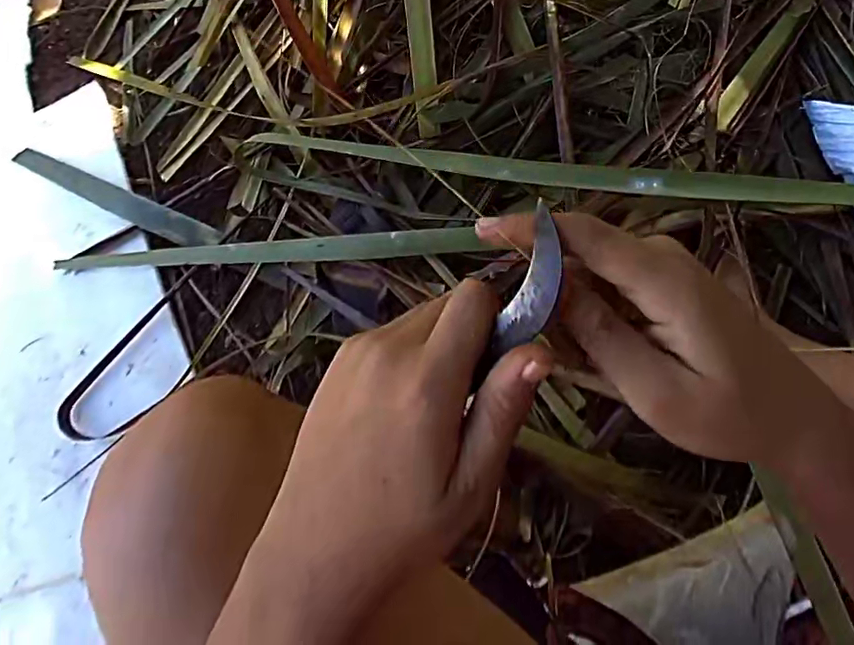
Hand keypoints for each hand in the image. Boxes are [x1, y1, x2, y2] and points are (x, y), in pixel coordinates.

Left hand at [230, 279, 549, 641]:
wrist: (311, 557)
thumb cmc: (404, 530)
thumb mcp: (471, 482)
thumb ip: (505, 406)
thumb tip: (542, 350)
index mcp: (425, 377)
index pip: (476, 296)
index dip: (499, 319)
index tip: (499, 363)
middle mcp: (388, 348)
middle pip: (451, 302)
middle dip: (472, 334)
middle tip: (469, 395)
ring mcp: (357, 349)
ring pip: (424, 315)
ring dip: (441, 343)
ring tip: (432, 407)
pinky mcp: (339, 359)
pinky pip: (394, 332)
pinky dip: (411, 352)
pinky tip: (400, 406)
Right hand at [476, 212, 841, 468]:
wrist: (791, 411)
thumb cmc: (729, 412)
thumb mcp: (656, 390)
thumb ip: (601, 336)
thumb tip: (550, 287)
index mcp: (660, 276)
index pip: (584, 234)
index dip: (530, 227)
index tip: (483, 228)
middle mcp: (661, 256)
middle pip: (583, 247)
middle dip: (539, 272)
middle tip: (509, 319)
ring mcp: (665, 266)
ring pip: (594, 266)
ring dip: (565, 296)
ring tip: (557, 346)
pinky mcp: (667, 281)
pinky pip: (613, 282)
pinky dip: (589, 306)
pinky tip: (590, 347)